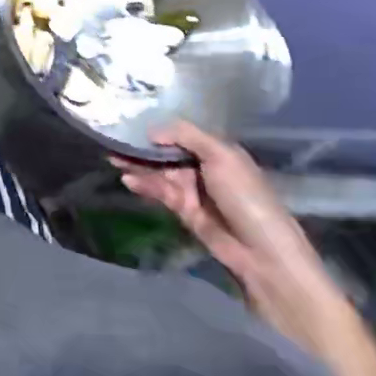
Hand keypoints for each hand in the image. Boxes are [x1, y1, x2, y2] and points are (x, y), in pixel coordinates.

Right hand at [111, 121, 316, 283]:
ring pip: (158, 170)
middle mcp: (203, 168)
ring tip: (113, 158)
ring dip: (136, 164)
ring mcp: (193, 190)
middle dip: (140, 146)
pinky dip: (143, 185)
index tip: (130, 121)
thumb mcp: (222, 157)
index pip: (181, 134)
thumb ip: (185, 135)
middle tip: (112, 140)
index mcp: (217, 152)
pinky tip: (128, 180)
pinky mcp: (183, 209)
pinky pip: (158, 191)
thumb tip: (151, 131)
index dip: (158, 127)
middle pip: (165, 151)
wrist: (262, 254)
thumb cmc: (247, 198)